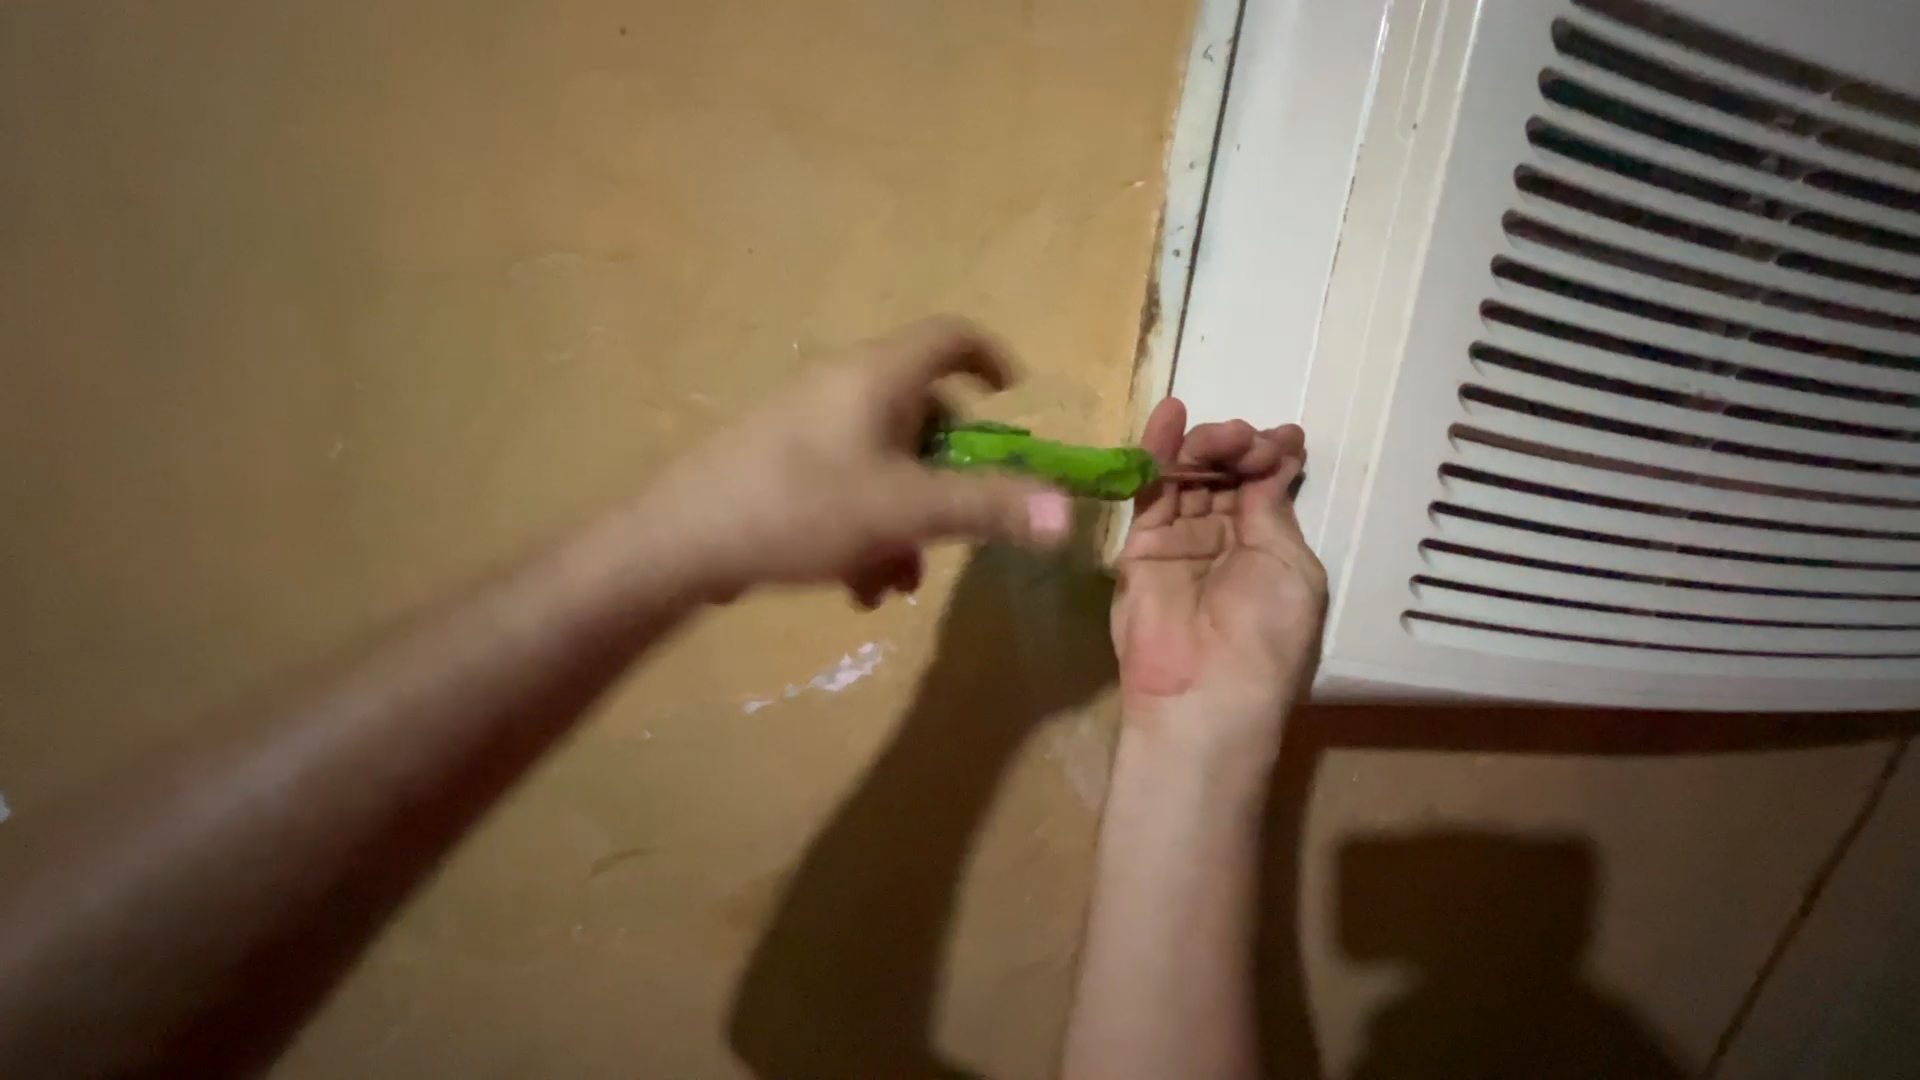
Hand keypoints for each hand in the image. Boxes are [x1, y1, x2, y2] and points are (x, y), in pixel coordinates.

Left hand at [648, 317, 1073, 605]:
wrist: (680, 542)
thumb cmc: (800, 508)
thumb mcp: (905, 512)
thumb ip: (987, 508)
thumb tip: (1068, 513)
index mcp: (878, 376)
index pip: (951, 337)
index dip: (991, 361)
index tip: (1014, 402)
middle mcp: (843, 387)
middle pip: (923, 415)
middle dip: (947, 479)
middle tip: (957, 529)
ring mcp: (808, 425)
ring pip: (885, 463)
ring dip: (906, 522)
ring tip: (897, 582)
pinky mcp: (781, 462)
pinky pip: (846, 484)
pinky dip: (865, 529)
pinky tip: (856, 587)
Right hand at [1111, 398, 1325, 739]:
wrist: (1204, 689)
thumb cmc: (1266, 633)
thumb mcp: (1291, 568)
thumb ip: (1271, 512)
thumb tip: (1270, 466)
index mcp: (1269, 549)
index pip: (1267, 488)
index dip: (1274, 457)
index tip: (1286, 437)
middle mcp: (1224, 540)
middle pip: (1228, 475)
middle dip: (1241, 448)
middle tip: (1248, 439)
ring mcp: (1181, 540)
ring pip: (1191, 477)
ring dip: (1207, 445)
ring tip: (1220, 433)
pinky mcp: (1141, 543)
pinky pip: (1151, 490)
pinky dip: (1158, 451)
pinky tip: (1171, 416)